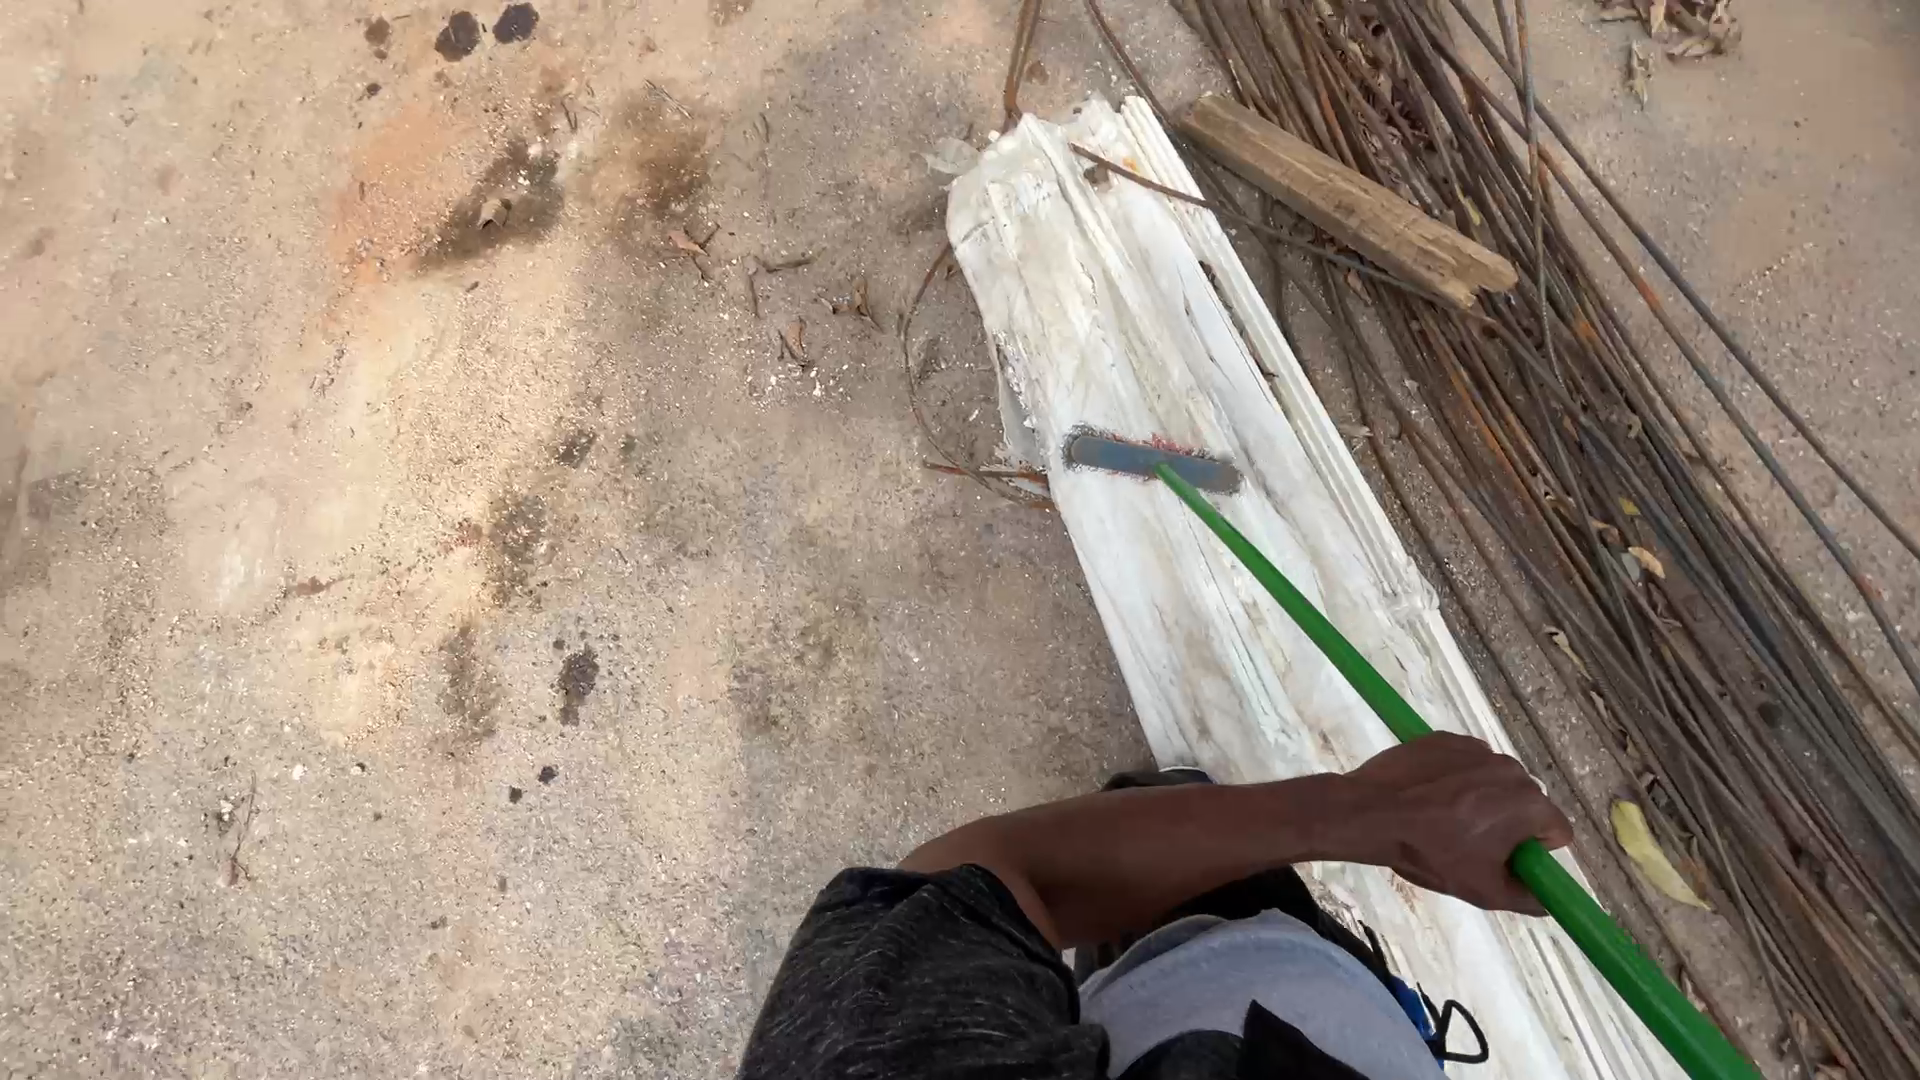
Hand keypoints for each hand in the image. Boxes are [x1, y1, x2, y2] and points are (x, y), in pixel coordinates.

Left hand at [1334, 733, 1573, 914]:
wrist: (1368, 811)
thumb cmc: (1429, 851)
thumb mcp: (1485, 891)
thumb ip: (1529, 898)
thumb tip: (1547, 899)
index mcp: (1530, 803)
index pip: (1555, 831)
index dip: (1530, 849)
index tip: (1498, 855)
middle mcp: (1510, 768)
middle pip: (1525, 801)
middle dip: (1506, 820)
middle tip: (1466, 836)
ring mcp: (1473, 748)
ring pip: (1494, 779)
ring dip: (1480, 795)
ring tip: (1442, 813)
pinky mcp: (1441, 737)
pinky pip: (1464, 760)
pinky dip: (1455, 774)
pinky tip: (1428, 790)